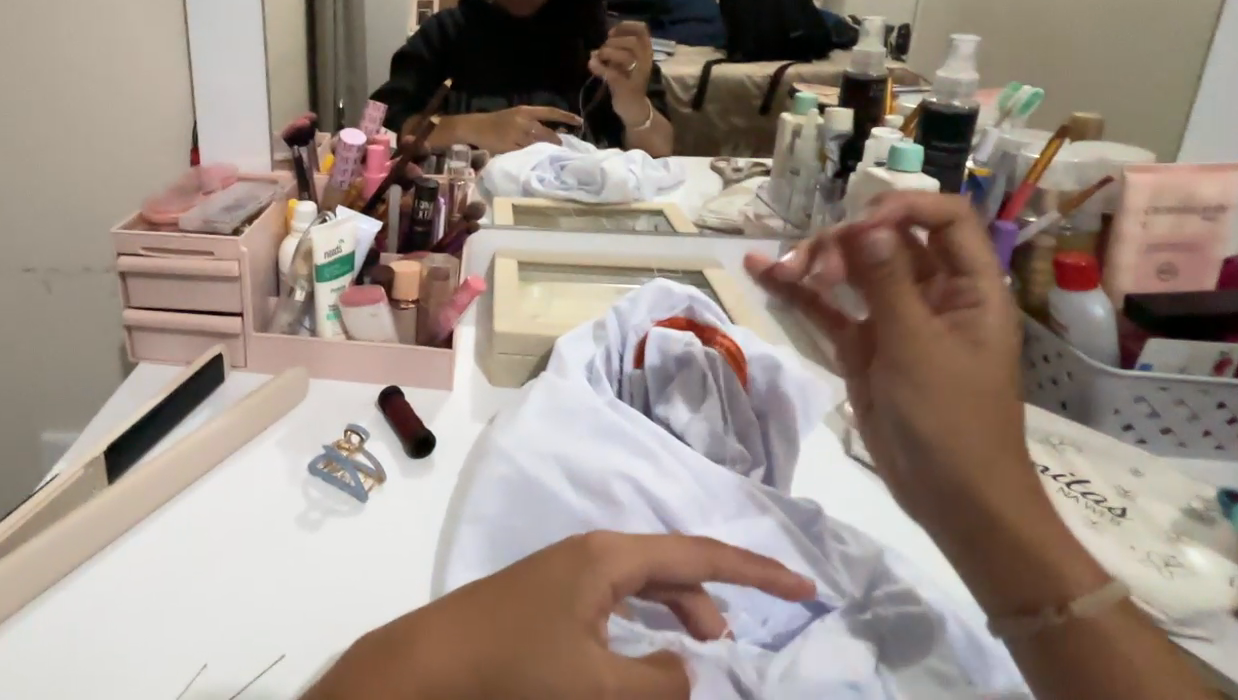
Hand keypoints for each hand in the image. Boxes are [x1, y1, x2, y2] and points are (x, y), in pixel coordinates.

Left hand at [305, 533, 813, 699]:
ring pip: (643, 584)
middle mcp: (591, 553)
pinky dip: (645, 622)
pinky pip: (617, 600)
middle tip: (739, 643)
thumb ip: (660, 680)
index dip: (754, 570)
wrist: (434, 663)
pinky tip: (651, 650)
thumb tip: (689, 667)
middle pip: (671, 564)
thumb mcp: (599, 685)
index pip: (697, 554)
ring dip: (678, 613)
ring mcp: (567, 572)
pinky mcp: (551, 595)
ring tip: (703, 650)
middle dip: (713, 595)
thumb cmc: (518, 666)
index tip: (803, 586)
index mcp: (609, 557)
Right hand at [443, 106, 579, 154]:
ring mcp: (516, 135)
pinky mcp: (509, 148)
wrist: (475, 127)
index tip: (580, 122)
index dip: (566, 117)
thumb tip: (556, 133)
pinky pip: (525, 154)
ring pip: (538, 145)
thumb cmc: (497, 122)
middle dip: (557, 142)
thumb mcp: (516, 116)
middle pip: (547, 134)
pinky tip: (537, 162)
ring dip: (547, 152)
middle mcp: (523, 122)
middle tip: (563, 149)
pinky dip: (533, 158)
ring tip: (553, 157)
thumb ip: (533, 123)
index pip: (550, 112)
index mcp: (525, 111)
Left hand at [589, 21, 654, 108]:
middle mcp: (645, 62)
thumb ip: (611, 53)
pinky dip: (598, 67)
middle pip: (633, 42)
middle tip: (603, 50)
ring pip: (625, 56)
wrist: (633, 109)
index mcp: (646, 52)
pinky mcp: (627, 88)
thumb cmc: (626, 82)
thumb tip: (595, 49)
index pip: (643, 30)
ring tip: (599, 57)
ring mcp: (638, 75)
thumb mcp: (621, 63)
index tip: (611, 32)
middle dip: (614, 42)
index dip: (625, 26)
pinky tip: (591, 64)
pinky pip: (612, 74)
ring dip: (607, 53)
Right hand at [742, 193, 1040, 547]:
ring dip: (815, 263)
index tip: (860, 225)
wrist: (953, 498)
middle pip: (885, 239)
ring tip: (783, 273)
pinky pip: (827, 308)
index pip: (946, 219)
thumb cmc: (951, 419)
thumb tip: (864, 225)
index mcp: (969, 288)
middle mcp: (932, 294)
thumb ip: (887, 282)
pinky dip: (797, 291)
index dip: (904, 208)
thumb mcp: (916, 345)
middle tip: (817, 271)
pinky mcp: (862, 345)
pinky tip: (760, 271)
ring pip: (851, 270)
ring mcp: (894, 319)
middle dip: (844, 243)